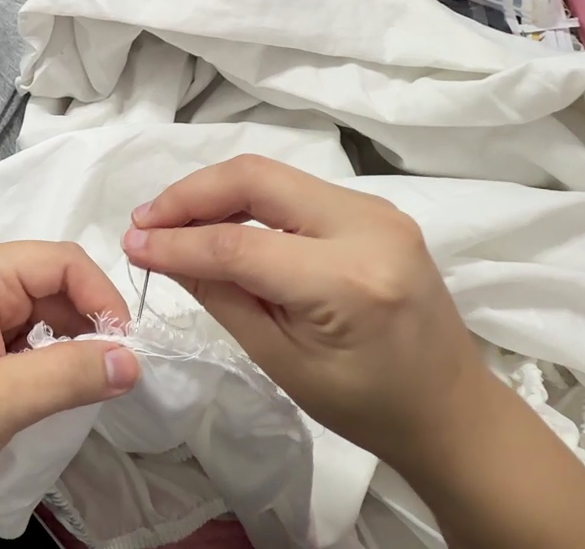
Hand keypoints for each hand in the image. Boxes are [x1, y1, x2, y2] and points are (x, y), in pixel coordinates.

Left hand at [0, 241, 141, 492]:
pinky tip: (36, 388)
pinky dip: (34, 353)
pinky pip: (10, 328)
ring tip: (72, 388)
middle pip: (49, 281)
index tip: (128, 355)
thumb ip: (70, 376)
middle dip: (85, 324)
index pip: (63, 260)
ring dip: (60, 342)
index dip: (105, 299)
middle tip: (107, 380)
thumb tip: (133, 360)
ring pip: (33, 307)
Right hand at [121, 155, 491, 466]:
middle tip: (146, 222)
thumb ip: (218, 294)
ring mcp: (374, 210)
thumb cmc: (367, 405)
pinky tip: (216, 221)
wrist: (453, 412)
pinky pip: (289, 187)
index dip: (176, 241)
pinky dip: (242, 198)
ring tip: (170, 221)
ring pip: (267, 173)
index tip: (130, 245)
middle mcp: (367, 227)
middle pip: (253, 178)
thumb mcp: (280, 360)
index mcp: (349, 280)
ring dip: (212, 192)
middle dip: (189, 195)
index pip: (238, 244)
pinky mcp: (370, 208)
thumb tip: (156, 251)